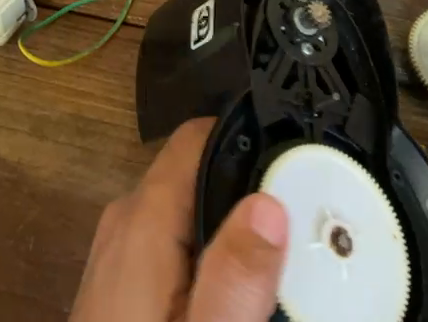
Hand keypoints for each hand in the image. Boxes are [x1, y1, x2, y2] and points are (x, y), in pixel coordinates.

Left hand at [69, 118, 289, 321]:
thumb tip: (269, 204)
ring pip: (186, 211)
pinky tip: (237, 292)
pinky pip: (173, 243)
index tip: (298, 159)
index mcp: (143, 219)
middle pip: (195, 174)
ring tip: (283, 261)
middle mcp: (126, 221)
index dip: (246, 136)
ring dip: (230, 224)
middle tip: (307, 223)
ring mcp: (119, 250)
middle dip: (247, 188)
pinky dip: (208, 253)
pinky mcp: (122, 281)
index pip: (194, 139)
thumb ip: (236, 275)